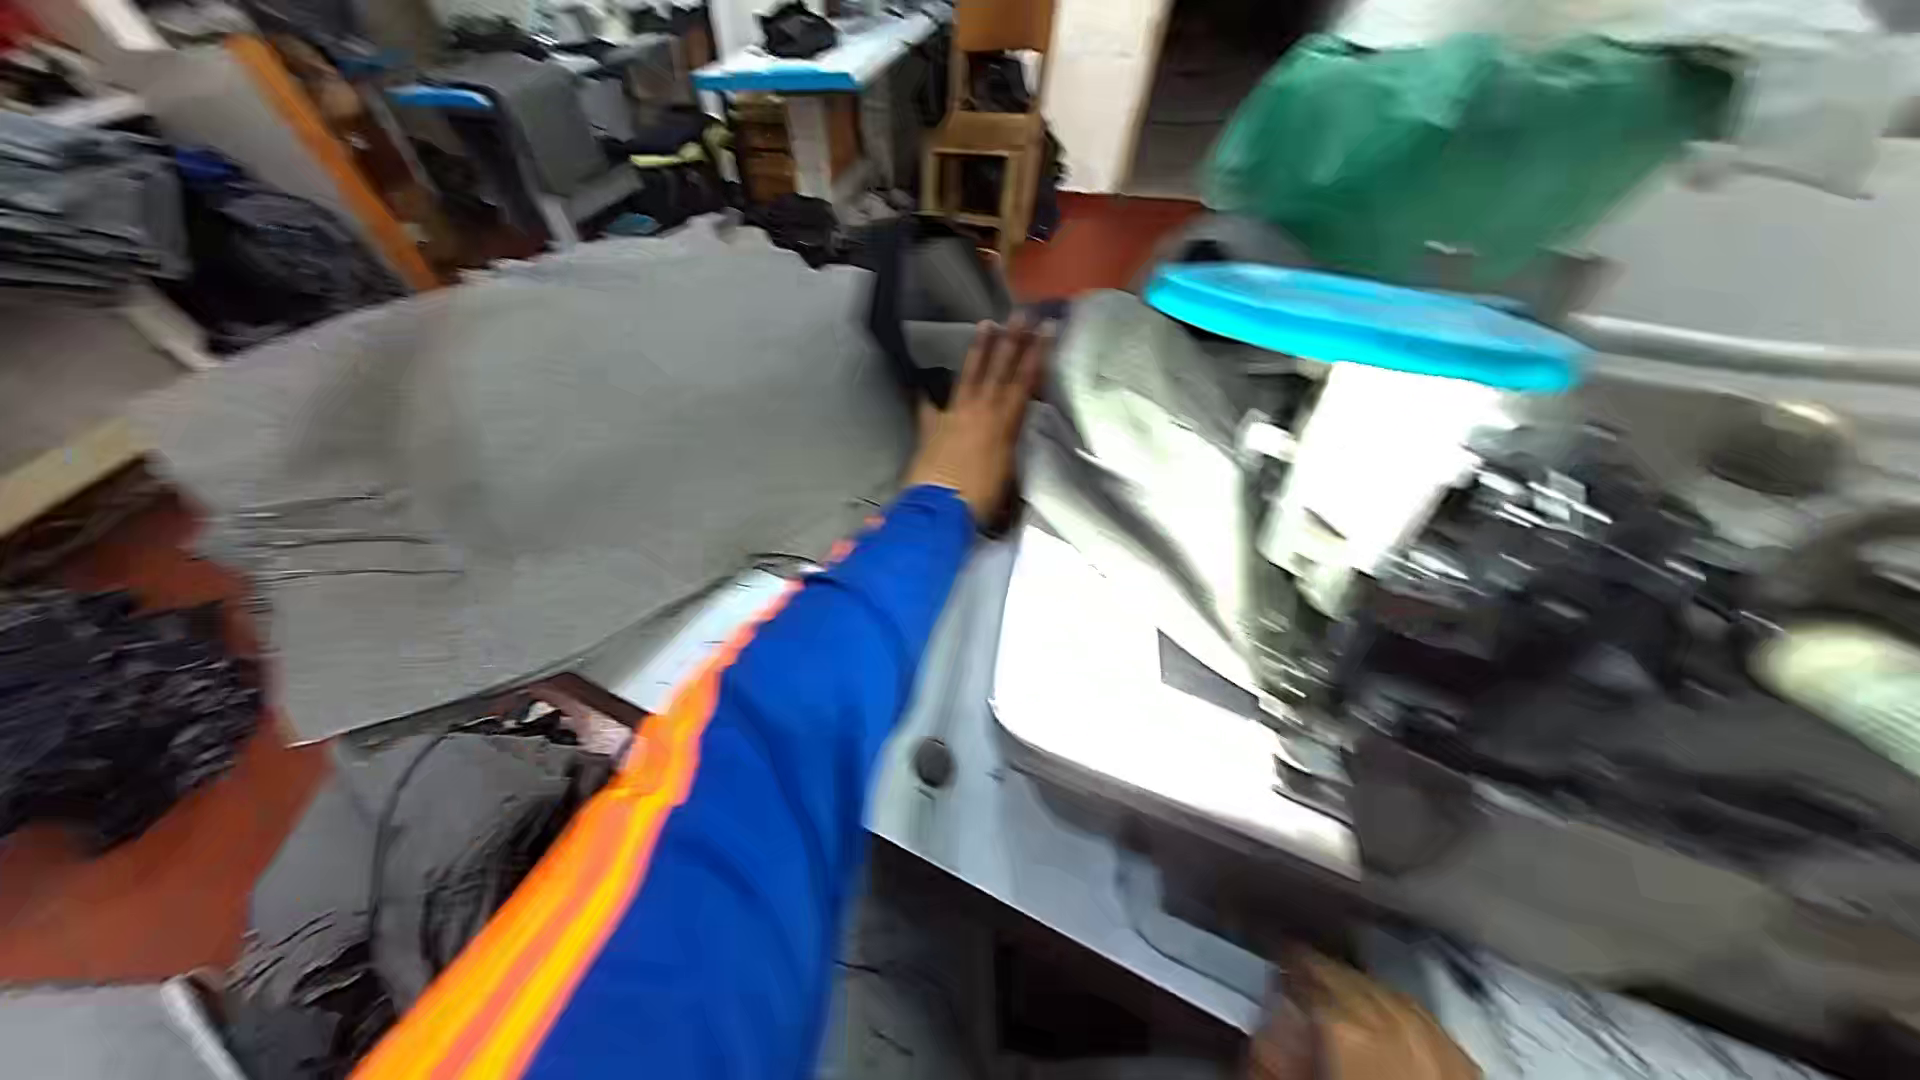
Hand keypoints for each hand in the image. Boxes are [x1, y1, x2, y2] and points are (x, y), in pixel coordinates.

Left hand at [903, 319, 1049, 524]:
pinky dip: (927, 396)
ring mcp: (953, 415)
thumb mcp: (1009, 473)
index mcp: (1004, 422)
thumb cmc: (981, 497)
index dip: (1037, 353)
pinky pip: (928, 407)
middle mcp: (980, 410)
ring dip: (979, 350)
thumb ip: (1013, 448)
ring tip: (986, 325)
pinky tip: (923, 385)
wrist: (940, 507)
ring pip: (968, 376)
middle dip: (1012, 340)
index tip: (1046, 328)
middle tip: (1020, 313)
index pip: (1024, 381)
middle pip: (998, 369)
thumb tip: (1017, 437)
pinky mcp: (930, 427)